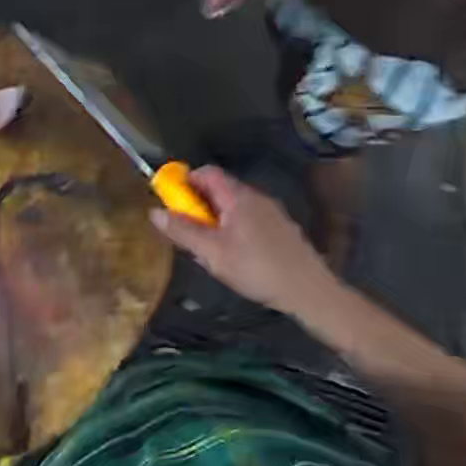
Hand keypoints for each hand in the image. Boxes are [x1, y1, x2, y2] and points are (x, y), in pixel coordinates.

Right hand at [149, 166, 336, 310]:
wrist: (310, 293)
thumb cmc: (257, 268)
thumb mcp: (211, 252)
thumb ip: (182, 231)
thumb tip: (155, 212)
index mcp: (238, 198)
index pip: (207, 173)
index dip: (185, 181)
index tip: (172, 202)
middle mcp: (256, 199)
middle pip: (219, 189)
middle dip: (197, 206)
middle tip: (187, 232)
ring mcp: (272, 214)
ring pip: (233, 207)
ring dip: (213, 220)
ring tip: (208, 249)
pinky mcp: (281, 231)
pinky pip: (248, 220)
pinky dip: (231, 230)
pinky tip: (233, 258)